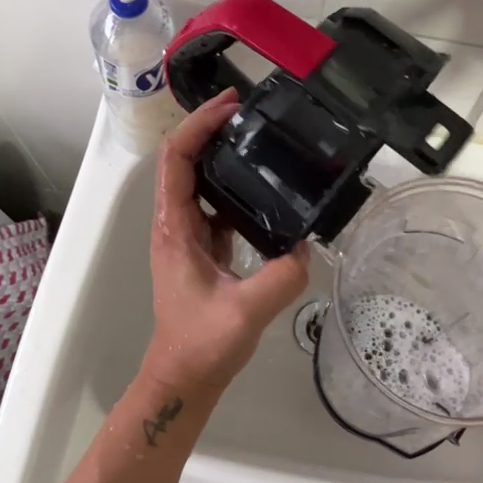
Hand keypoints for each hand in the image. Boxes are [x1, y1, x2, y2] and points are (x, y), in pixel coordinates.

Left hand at [141, 88, 311, 396]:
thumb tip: (306, 247)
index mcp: (175, 228)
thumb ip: (281, 277)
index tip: (230, 106)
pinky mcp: (202, 249)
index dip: (198, 126)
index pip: (177, 160)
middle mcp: (176, 224)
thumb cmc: (201, 344)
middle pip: (185, 161)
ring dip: (221, 155)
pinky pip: (215, 205)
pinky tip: (264, 188)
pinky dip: (233, 186)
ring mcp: (188, 236)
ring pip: (199, 181)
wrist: (184, 377)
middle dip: (210, 130)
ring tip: (258, 139)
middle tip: (249, 112)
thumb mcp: (245, 311)